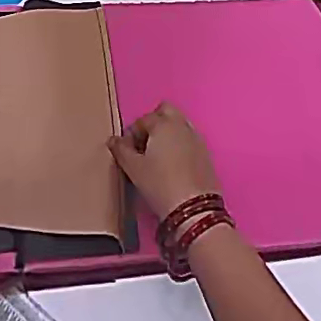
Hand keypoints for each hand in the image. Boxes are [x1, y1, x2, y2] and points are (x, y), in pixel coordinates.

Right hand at [108, 102, 221, 217]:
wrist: (194, 209)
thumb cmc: (159, 184)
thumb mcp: (133, 168)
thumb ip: (121, 150)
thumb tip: (113, 140)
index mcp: (163, 124)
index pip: (143, 119)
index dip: (131, 134)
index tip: (127, 151)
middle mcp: (182, 126)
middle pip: (166, 111)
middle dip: (153, 122)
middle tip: (144, 144)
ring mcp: (197, 139)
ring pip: (179, 125)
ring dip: (167, 133)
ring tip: (158, 157)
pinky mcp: (206, 154)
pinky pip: (189, 139)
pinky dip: (179, 144)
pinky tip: (173, 165)